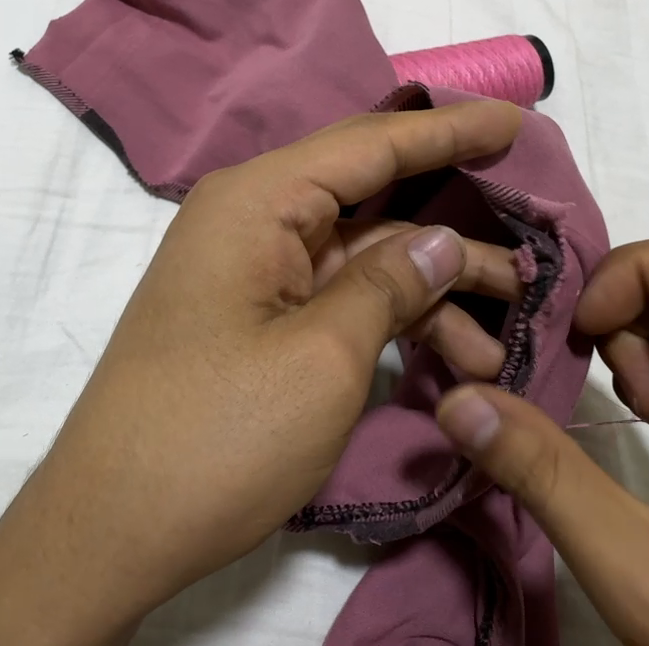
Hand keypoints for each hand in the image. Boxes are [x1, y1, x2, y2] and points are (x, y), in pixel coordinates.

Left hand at [0, 100, 525, 645]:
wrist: (113, 526)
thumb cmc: (218, 433)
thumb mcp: (323, 357)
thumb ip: (389, 284)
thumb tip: (440, 240)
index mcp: (258, 200)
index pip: (370, 143)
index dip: (449, 130)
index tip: (517, 121)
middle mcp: (253, 217)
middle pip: (371, 193)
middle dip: (454, 212)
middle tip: (535, 223)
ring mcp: (255, 270)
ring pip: (364, 252)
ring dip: (435, 284)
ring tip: (513, 327)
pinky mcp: (260, 317)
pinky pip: (341, 294)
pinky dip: (396, 317)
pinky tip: (459, 357)